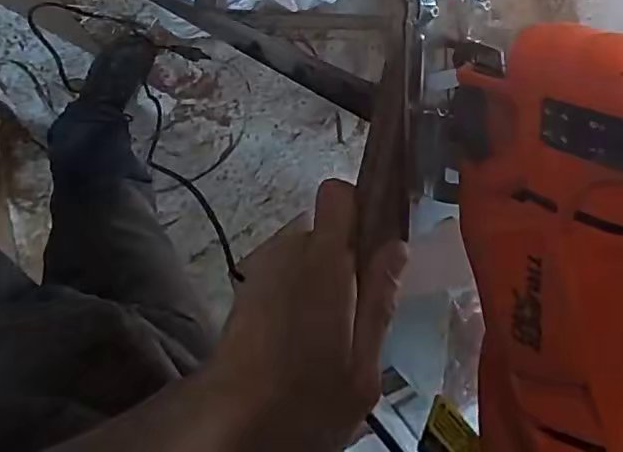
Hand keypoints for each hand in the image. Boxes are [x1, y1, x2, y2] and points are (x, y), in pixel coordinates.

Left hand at [202, 178, 408, 449]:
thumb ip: (380, 300)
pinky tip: (295, 342)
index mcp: (324, 260)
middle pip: (325, 231)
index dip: (358, 209)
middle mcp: (289, 250)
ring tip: (322, 335)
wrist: (226, 428)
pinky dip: (293, 294)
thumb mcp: (362, 367)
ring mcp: (262, 267)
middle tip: (353, 311)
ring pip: (304, 254)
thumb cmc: (304, 401)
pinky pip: (283, 274)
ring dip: (316, 280)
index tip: (373, 244)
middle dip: (342, 260)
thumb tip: (396, 248)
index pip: (338, 194)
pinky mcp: (245, 287)